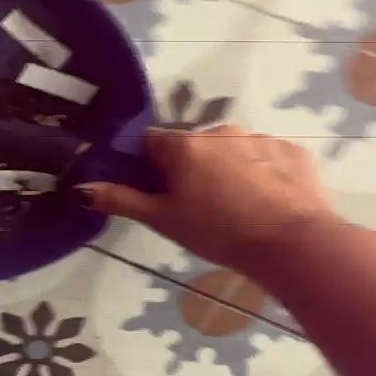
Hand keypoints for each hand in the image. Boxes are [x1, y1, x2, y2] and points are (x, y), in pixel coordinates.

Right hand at [78, 125, 341, 278]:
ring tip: (232, 206)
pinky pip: (265, 158)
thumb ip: (120, 200)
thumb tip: (80, 189)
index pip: (150, 142)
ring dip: (224, 169)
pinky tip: (262, 201)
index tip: (154, 190)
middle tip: (193, 205)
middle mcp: (221, 132)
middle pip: (191, 146)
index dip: (147, 165)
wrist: (295, 243)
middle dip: (188, 168)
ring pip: (229, 151)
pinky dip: (259, 174)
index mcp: (184, 145)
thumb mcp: (162, 219)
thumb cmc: (218, 231)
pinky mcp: (295, 152)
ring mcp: (261, 139)